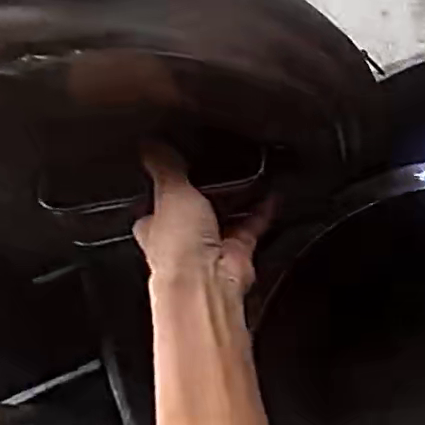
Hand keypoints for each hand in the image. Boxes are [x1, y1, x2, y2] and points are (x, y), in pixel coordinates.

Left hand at [132, 145, 273, 293]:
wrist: (207, 280)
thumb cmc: (177, 249)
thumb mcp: (168, 192)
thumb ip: (165, 166)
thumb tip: (151, 143)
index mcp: (154, 223)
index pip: (158, 197)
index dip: (168, 178)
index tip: (181, 158)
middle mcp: (182, 236)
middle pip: (197, 204)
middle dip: (211, 186)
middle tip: (224, 162)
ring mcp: (212, 244)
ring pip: (227, 214)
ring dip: (241, 196)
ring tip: (254, 174)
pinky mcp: (239, 250)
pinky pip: (253, 225)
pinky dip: (264, 210)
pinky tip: (272, 195)